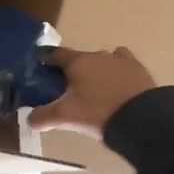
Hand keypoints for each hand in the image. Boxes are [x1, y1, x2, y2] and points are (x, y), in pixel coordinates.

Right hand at [30, 46, 156, 138]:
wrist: (143, 120)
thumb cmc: (97, 113)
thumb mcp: (65, 117)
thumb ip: (43, 117)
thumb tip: (30, 119)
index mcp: (78, 61)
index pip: (56, 54)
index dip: (46, 60)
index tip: (40, 69)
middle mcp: (99, 55)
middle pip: (80, 59)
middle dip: (72, 71)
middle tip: (66, 90)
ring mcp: (122, 61)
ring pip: (102, 62)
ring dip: (96, 72)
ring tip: (95, 92)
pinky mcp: (140, 71)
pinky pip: (123, 69)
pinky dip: (117, 77)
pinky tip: (117, 90)